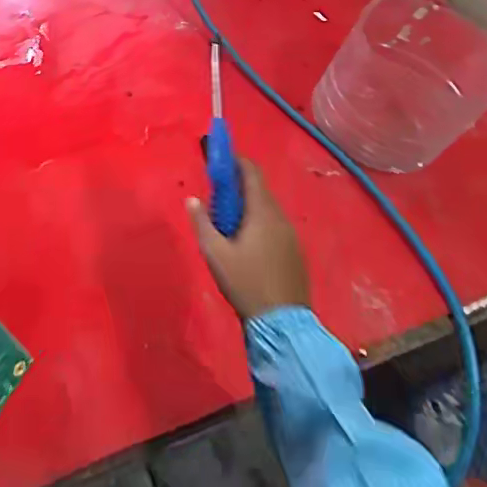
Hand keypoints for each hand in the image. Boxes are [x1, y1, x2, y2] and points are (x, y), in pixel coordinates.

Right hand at [185, 158, 310, 318]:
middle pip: (259, 190)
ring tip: (228, 225)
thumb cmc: (246, 284)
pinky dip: (259, 223)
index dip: (236, 161)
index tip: (219, 161)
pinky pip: (275, 226)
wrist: (283, 325)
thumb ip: (202, 223)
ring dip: (248, 207)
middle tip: (217, 198)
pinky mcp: (295, 252)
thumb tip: (192, 199)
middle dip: (238, 187)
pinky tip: (247, 245)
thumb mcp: (215, 254)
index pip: (252, 172)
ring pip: (267, 209)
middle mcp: (280, 218)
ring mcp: (291, 236)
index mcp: (262, 212)